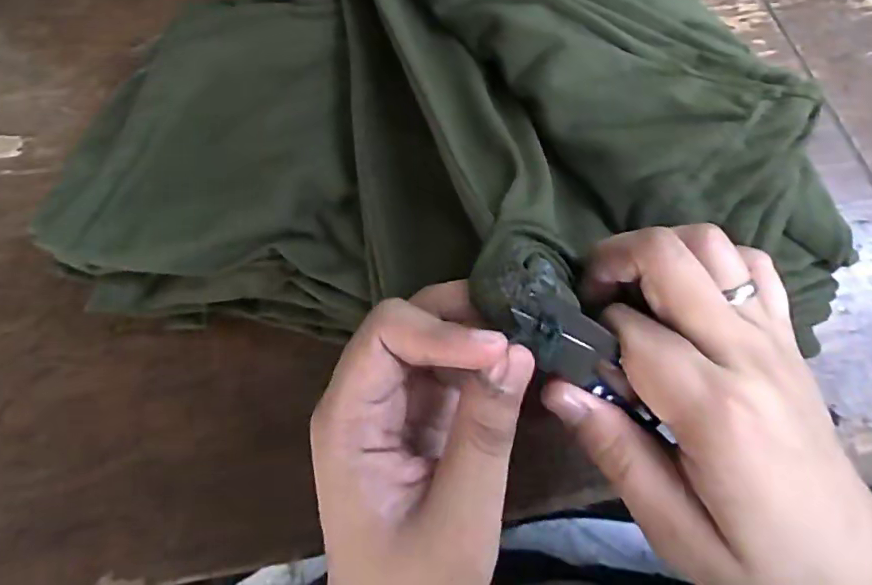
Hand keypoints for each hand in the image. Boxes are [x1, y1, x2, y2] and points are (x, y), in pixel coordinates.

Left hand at [312, 283, 535, 584]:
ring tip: (524, 333)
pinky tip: (513, 360)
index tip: (497, 345)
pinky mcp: (418, 413)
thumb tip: (517, 349)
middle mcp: (361, 396)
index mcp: (347, 418)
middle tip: (517, 320)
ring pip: (428, 333)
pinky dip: (481, 356)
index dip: (439, 329)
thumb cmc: (419, 584)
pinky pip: (448, 364)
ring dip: (473, 328)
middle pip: (403, 322)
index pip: (384, 334)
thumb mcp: (459, 518)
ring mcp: (389, 401)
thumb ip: (485, 431)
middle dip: (458, 314)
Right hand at [541, 225, 871, 584]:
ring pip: (710, 242)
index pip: (633, 330)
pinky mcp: (788, 333)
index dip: (595, 330)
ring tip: (638, 285)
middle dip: (615, 258)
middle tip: (592, 291)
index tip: (584, 355)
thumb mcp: (677, 532)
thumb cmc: (759, 560)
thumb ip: (616, 452)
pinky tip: (692, 290)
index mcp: (716, 409)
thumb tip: (555, 387)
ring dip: (661, 248)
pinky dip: (713, 257)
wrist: (853, 569)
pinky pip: (752, 261)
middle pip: (670, 257)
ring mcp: (773, 335)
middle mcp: (746, 353)